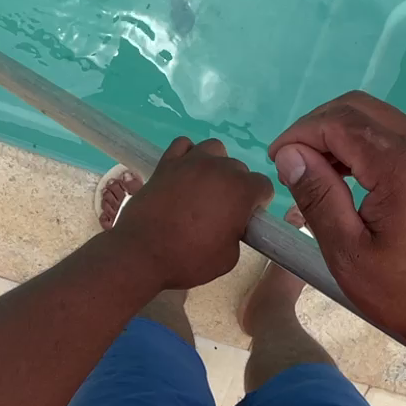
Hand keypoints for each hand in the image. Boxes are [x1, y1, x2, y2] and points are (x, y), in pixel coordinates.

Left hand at [110, 137, 273, 290]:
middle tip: (221, 211)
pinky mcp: (166, 163)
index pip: (263, 186)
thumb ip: (238, 234)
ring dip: (215, 165)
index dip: (257, 204)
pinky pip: (183, 145)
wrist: (142, 253)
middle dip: (235, 187)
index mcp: (240, 190)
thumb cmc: (188, 259)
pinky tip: (184, 173)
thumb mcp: (229, 258)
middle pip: (239, 168)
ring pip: (214, 150)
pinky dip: (188, 155)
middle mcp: (219, 168)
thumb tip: (232, 224)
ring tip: (204, 187)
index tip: (246, 218)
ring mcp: (191, 162)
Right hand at [269, 92, 405, 353]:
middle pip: (360, 108)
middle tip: (291, 162)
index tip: (274, 161)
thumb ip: (318, 196)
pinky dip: (363, 146)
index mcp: (402, 167)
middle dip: (318, 126)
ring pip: (379, 119)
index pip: (340, 124)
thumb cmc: (403, 294)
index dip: (300, 135)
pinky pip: (395, 139)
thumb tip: (289, 155)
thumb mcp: (348, 251)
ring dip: (340, 135)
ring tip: (313, 173)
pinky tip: (345, 179)